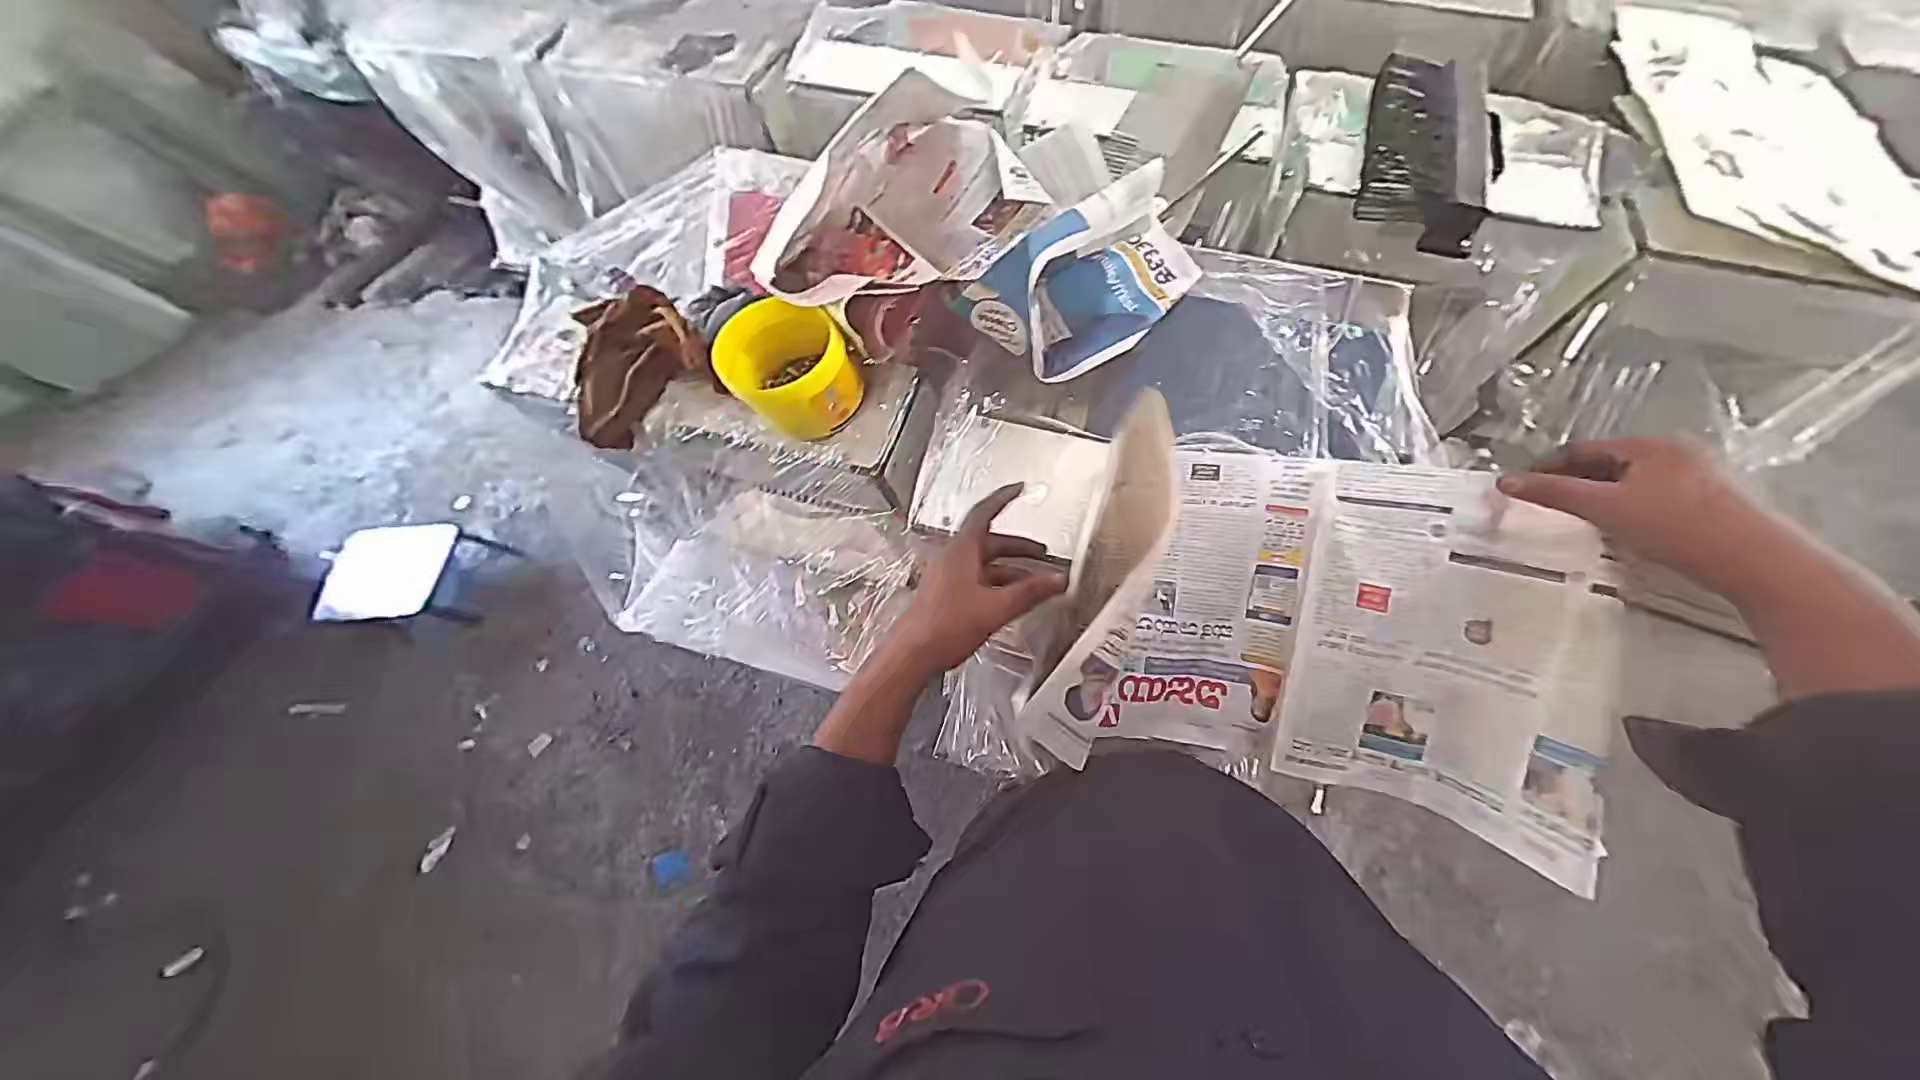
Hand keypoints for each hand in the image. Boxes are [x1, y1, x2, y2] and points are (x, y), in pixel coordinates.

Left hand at [884, 484, 1067, 676]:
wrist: (913, 654)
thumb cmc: (946, 626)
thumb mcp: (996, 607)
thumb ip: (1030, 592)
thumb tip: (1058, 580)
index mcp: (962, 551)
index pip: (984, 513)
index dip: (1003, 499)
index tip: (1018, 489)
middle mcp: (953, 559)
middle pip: (990, 543)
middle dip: (1019, 547)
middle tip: (1043, 553)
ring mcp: (949, 577)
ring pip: (986, 565)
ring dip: (1012, 570)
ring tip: (1036, 582)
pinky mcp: (947, 596)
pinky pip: (978, 581)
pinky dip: (999, 585)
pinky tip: (1014, 600)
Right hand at [1495, 437, 1793, 594]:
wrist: (1757, 562)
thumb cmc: (1676, 526)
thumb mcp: (1603, 508)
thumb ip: (1552, 493)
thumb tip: (1505, 482)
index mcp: (1652, 445)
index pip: (1581, 449)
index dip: (1545, 467)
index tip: (1519, 487)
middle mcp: (1679, 452)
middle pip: (1606, 463)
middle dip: (1570, 481)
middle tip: (1541, 504)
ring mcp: (1700, 475)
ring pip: (1629, 481)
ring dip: (1597, 495)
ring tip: (1574, 517)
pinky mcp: (1712, 500)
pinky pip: (1651, 495)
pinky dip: (1624, 506)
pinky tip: (1617, 526)